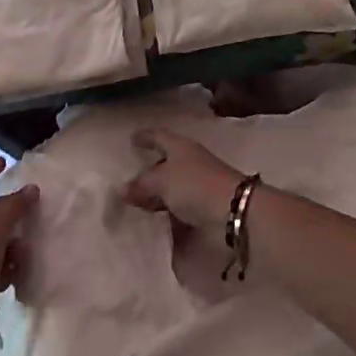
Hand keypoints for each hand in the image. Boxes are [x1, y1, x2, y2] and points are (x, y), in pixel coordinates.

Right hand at [122, 129, 243, 229]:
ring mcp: (197, 184)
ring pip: (170, 186)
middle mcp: (189, 161)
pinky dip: (166, 210)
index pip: (159, 136)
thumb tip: (123, 189)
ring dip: (156, 194)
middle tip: (127, 177)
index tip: (132, 138)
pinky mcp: (202, 205)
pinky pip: (177, 205)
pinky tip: (152, 220)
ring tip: (134, 204)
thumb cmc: (195, 185)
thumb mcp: (162, 180)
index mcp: (180, 147)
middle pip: (165, 162)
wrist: (233, 209)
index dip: (145, 136)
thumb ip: (142, 183)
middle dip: (148, 169)